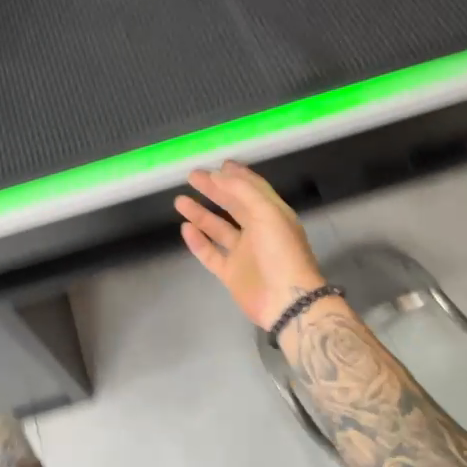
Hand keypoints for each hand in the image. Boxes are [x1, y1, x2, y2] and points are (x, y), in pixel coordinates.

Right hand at [176, 161, 326, 330]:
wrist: (287, 302)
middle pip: (233, 205)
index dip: (237, 175)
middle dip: (214, 189)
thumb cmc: (280, 251)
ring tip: (179, 200)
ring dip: (200, 214)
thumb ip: (242, 190)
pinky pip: (210, 254)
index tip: (219, 163)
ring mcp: (244, 254)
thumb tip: (218, 174)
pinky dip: (198, 241)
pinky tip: (185, 228)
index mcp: (272, 215)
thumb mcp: (267, 212)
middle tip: (192, 176)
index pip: (253, 189)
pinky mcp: (232, 274)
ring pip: (218, 228)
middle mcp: (258, 231)